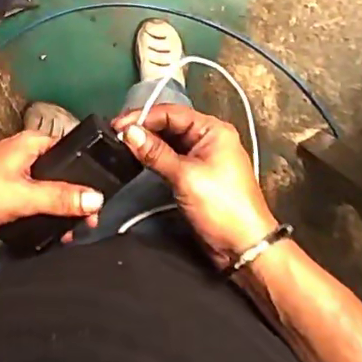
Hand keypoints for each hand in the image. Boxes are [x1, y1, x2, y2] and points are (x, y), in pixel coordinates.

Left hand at [0, 131, 104, 236]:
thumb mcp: (27, 196)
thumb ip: (62, 198)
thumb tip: (98, 199)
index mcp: (32, 141)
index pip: (70, 149)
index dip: (86, 171)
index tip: (98, 197)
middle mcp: (23, 148)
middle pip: (58, 170)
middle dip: (71, 194)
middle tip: (84, 220)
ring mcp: (11, 166)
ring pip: (44, 184)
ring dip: (56, 204)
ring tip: (69, 228)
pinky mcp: (2, 185)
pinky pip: (30, 194)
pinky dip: (40, 207)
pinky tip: (46, 225)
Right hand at [112, 104, 278, 269]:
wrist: (245, 248)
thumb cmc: (221, 206)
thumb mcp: (186, 177)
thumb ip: (155, 153)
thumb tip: (127, 132)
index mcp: (212, 129)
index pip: (171, 113)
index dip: (142, 116)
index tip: (116, 125)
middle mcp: (208, 137)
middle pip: (169, 124)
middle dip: (143, 128)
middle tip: (115, 134)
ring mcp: (203, 156)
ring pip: (169, 141)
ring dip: (148, 142)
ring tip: (121, 144)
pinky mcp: (196, 174)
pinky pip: (172, 157)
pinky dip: (155, 156)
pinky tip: (138, 157)